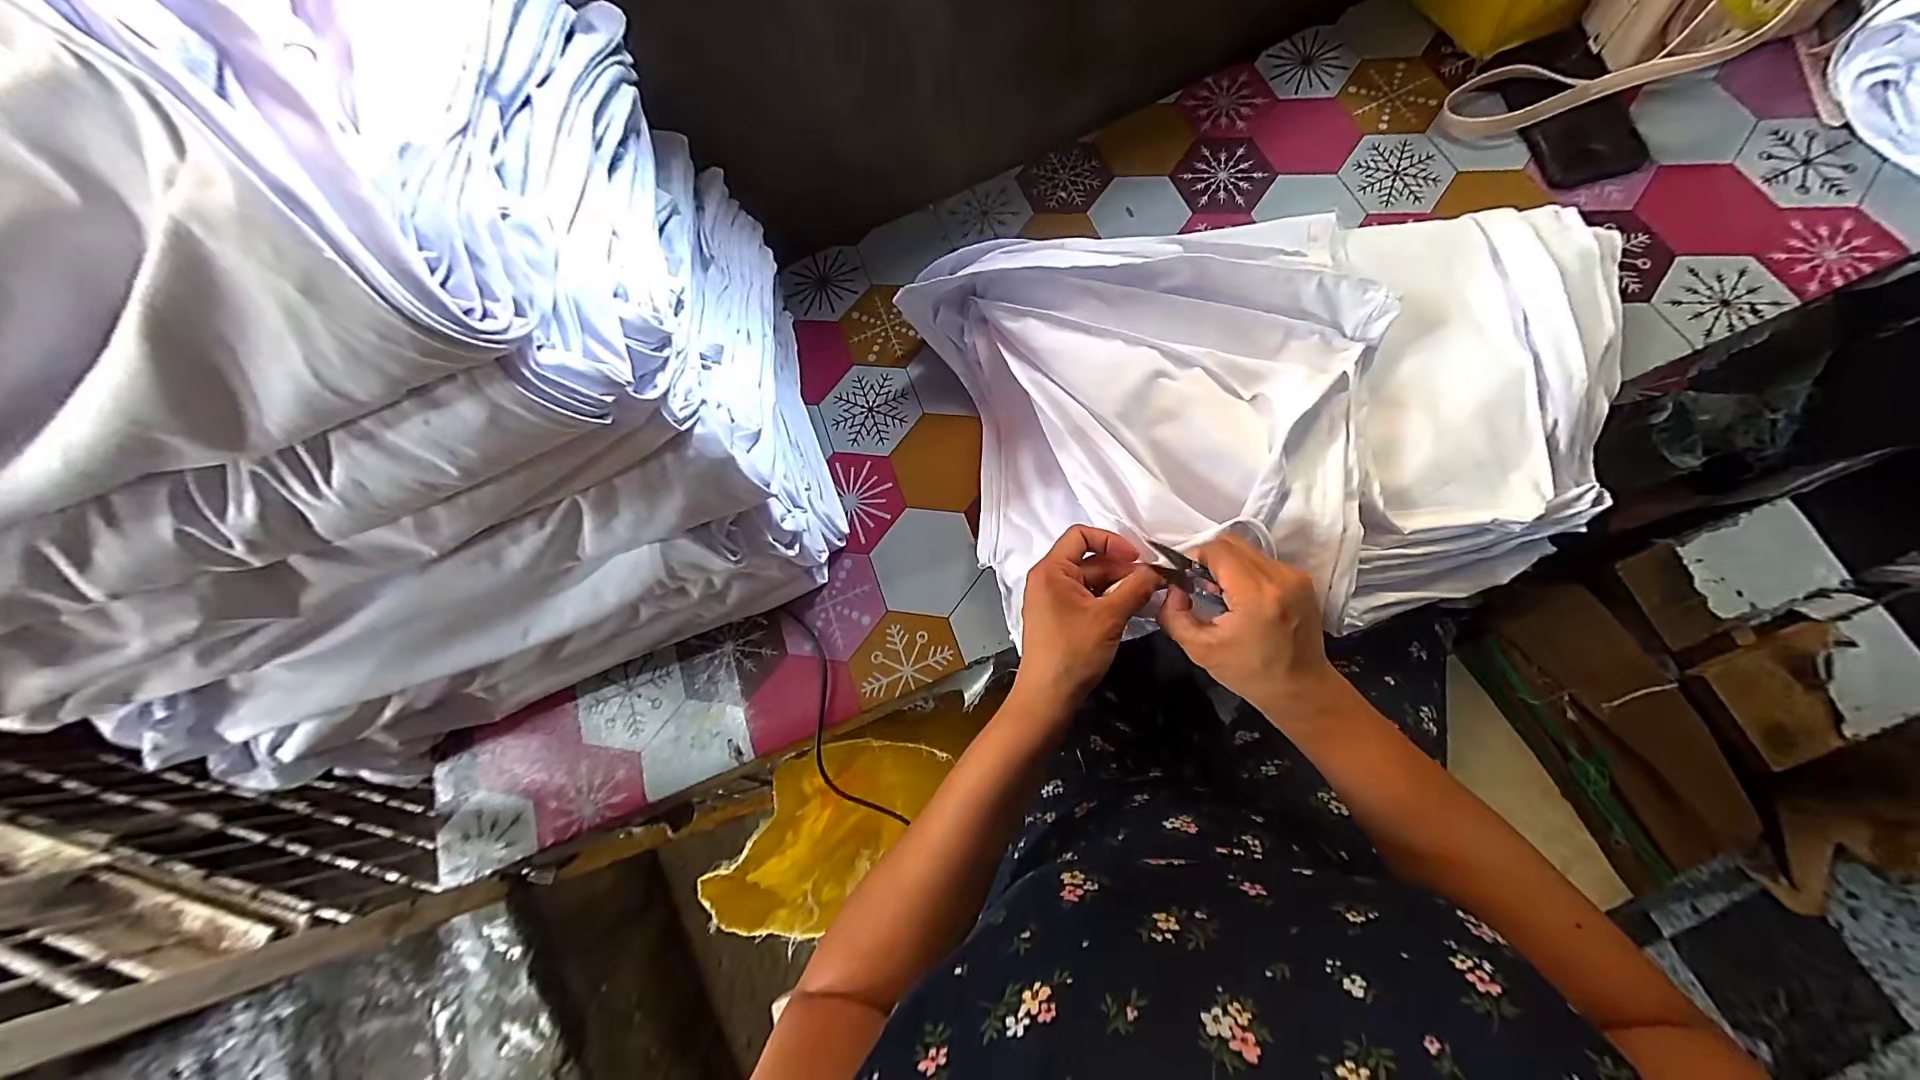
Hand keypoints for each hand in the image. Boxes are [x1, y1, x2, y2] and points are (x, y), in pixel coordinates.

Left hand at [1016, 525, 1161, 708]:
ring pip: (1093, 580)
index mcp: (1051, 570)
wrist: (1047, 697)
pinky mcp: (1061, 617)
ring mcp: (1054, 599)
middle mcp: (1049, 580)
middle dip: (1123, 568)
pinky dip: (1110, 600)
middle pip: (1091, 559)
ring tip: (1148, 595)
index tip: (1137, 558)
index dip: (1112, 541)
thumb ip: (1135, 588)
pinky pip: (1089, 598)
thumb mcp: (1109, 617)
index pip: (1081, 535)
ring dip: (1120, 585)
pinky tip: (1132, 609)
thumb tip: (1155, 572)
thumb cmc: (1071, 654)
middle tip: (1153, 581)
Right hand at [1156, 534, 1340, 716]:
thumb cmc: (1250, 673)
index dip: (1193, 558)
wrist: (1301, 689)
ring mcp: (1295, 576)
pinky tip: (1240, 597)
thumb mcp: (1199, 649)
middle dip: (1208, 560)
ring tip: (1220, 594)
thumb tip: (1173, 589)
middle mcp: (1280, 577)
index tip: (1183, 578)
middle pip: (1232, 544)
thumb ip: (1174, 615)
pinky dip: (1244, 571)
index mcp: (1256, 594)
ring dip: (1227, 565)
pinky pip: (1262, 561)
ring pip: (1247, 550)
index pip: (1217, 550)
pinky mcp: (1302, 580)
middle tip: (1199, 586)